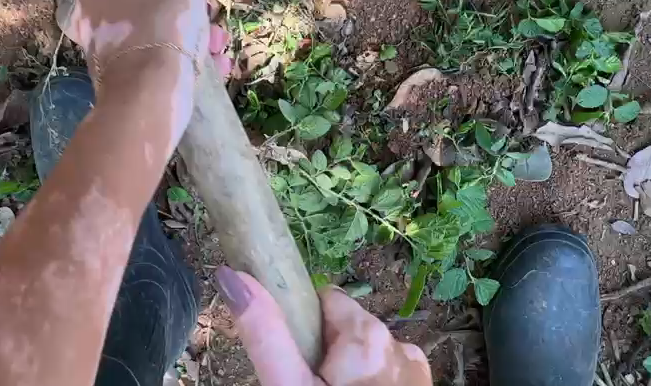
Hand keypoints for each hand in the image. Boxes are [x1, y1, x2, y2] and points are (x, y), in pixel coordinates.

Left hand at [64, 0, 231, 146]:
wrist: (150, 94)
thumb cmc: (161, 24)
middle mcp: (90, 14)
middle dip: (178, 5)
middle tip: (204, 10)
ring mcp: (102, 50)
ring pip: (150, 32)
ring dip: (188, 35)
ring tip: (217, 43)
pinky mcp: (119, 79)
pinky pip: (154, 61)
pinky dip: (182, 62)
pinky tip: (215, 65)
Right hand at [218, 267, 431, 385]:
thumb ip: (264, 333)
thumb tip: (233, 275)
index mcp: (368, 333)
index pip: (325, 301)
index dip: (303, 332)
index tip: (295, 367)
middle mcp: (400, 344)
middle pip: (346, 332)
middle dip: (324, 359)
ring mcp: (417, 374)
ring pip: (366, 359)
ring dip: (347, 380)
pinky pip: (387, 380)